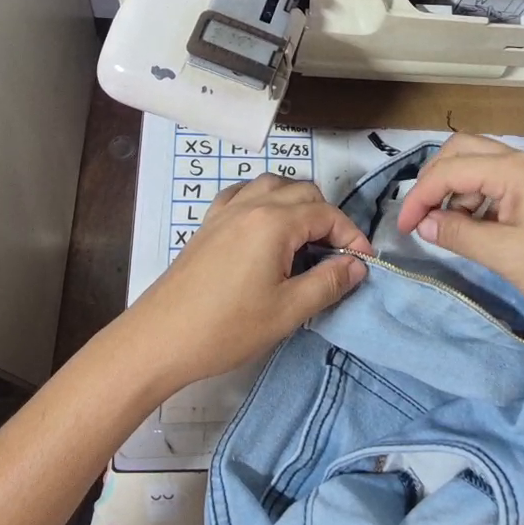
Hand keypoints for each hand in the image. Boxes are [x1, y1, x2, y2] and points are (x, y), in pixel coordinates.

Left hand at [121, 174, 372, 390]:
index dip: (350, 236)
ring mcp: (225, 211)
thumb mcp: (288, 311)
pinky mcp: (207, 224)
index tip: (362, 264)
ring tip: (303, 240)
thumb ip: (328, 282)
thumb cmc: (227, 328)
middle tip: (335, 256)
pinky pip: (242, 194)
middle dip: (327, 218)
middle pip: (303, 191)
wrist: (161, 338)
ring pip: (272, 185)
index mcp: (274, 222)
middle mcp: (250, 205)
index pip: (326, 213)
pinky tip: (264, 228)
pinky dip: (262, 201)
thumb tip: (357, 265)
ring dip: (296, 204)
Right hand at [396, 134, 523, 323]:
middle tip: (424, 216)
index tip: (404, 227)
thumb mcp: (506, 256)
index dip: (420, 195)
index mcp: (516, 170)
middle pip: (465, 151)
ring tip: (452, 229)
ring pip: (484, 165)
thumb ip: (460, 234)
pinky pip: (503, 182)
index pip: (451, 169)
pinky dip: (482, 198)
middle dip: (436, 179)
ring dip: (459, 189)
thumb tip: (424, 223)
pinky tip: (481, 229)